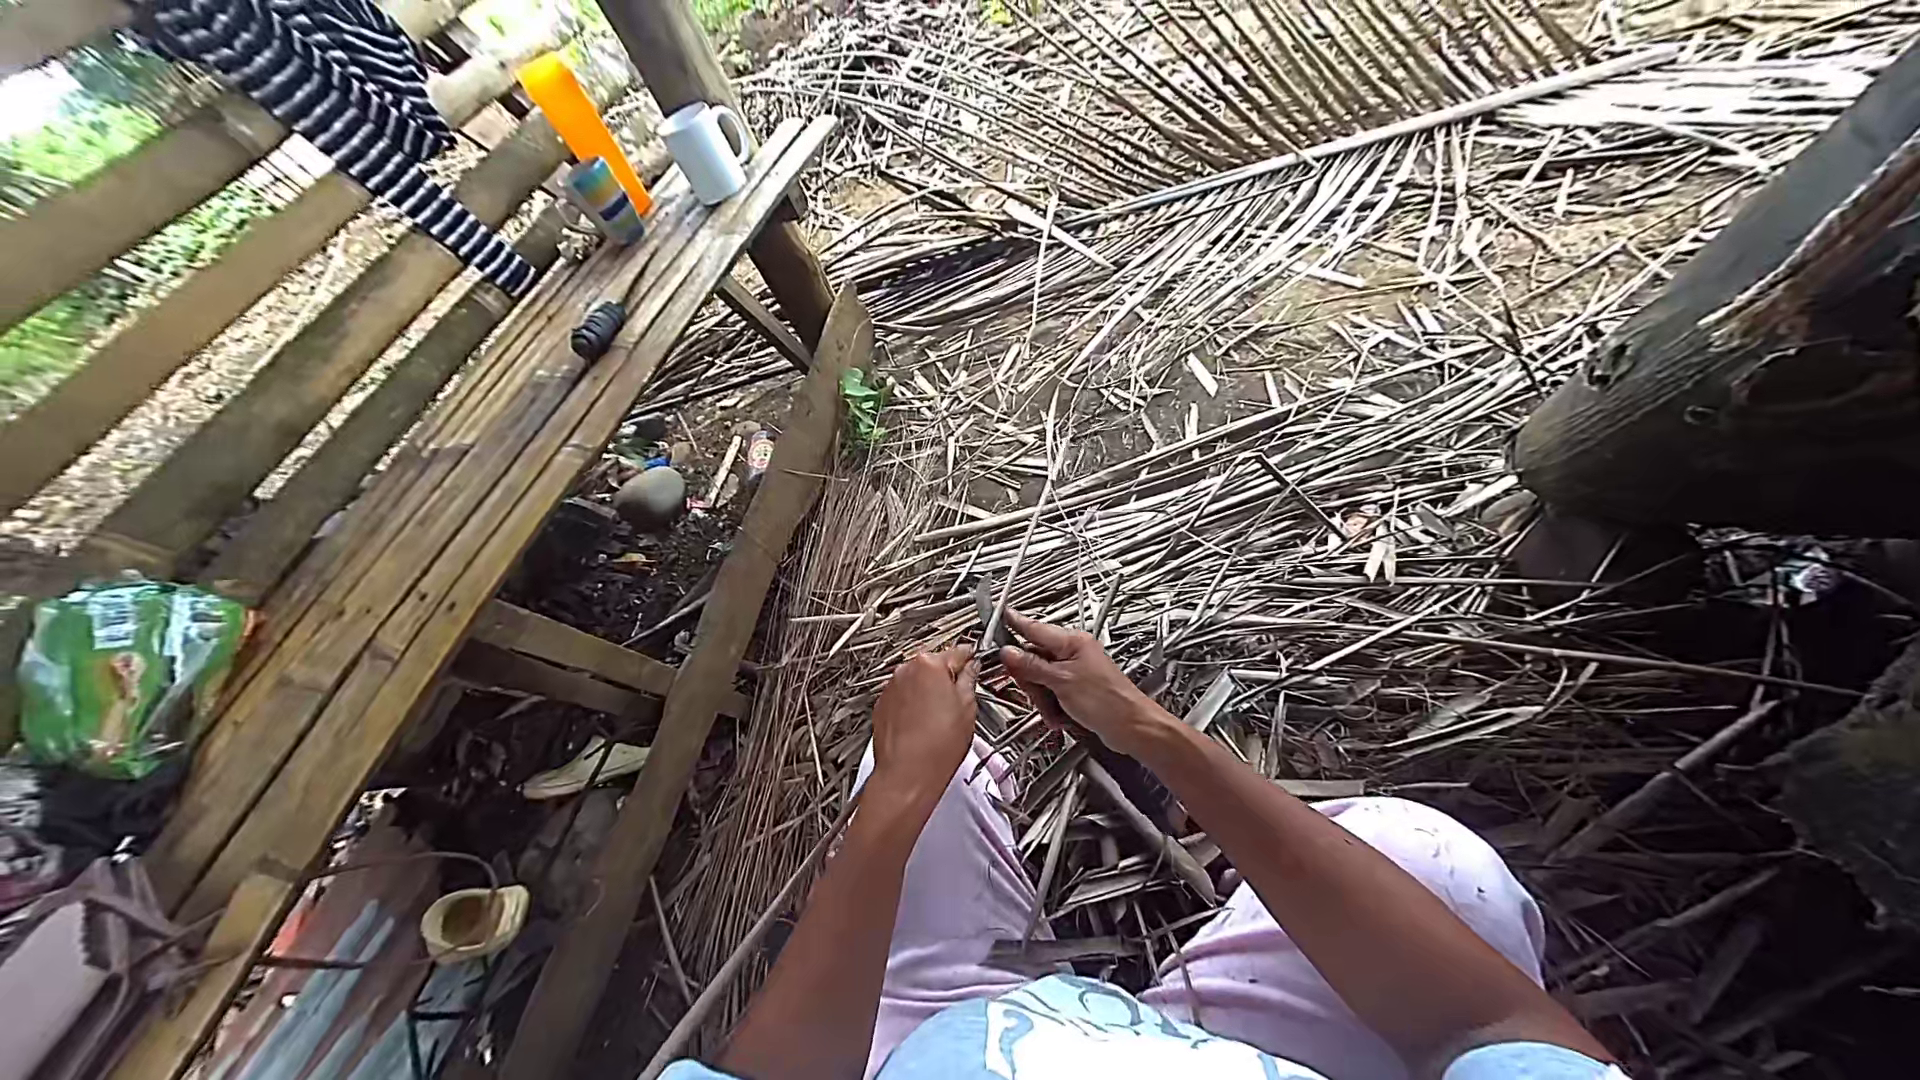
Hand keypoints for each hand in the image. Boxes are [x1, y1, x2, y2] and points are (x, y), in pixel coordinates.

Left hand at [868, 646, 975, 818]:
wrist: (906, 775)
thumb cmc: (935, 748)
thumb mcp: (967, 708)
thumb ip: (970, 680)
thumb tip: (971, 669)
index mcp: (930, 665)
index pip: (958, 651)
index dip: (971, 659)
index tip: (975, 664)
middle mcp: (906, 670)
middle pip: (935, 665)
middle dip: (947, 679)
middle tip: (960, 701)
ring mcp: (892, 687)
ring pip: (918, 680)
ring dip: (929, 692)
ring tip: (941, 719)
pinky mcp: (882, 705)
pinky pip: (904, 696)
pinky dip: (914, 705)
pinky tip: (925, 725)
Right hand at [999, 611, 1171, 757]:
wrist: (1133, 728)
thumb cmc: (1110, 702)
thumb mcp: (1062, 682)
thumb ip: (1031, 666)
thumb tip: (1008, 652)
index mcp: (1072, 643)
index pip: (1034, 628)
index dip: (1014, 623)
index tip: (999, 615)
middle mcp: (1072, 653)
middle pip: (1032, 659)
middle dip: (1030, 680)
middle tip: (1035, 692)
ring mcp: (1074, 672)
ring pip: (1039, 679)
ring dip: (1041, 698)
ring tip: (1053, 710)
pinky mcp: (1076, 689)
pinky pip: (1050, 694)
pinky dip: (1051, 707)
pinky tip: (1059, 716)